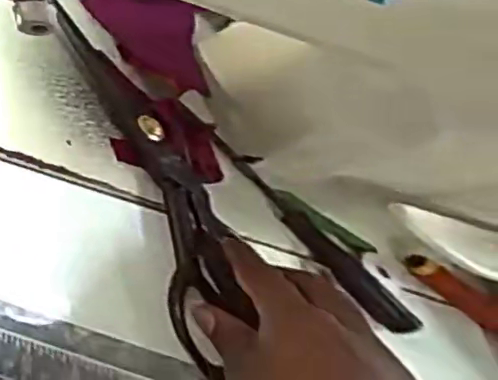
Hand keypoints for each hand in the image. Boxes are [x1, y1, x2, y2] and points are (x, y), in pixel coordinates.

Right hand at [196, 240, 414, 379]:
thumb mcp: (245, 368)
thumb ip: (226, 334)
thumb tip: (210, 314)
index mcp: (295, 314)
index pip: (257, 269)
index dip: (237, 254)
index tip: (228, 245)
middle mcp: (340, 326)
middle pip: (311, 284)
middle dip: (284, 277)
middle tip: (259, 280)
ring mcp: (379, 357)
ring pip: (344, 315)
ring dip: (319, 311)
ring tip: (296, 322)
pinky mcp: (400, 379)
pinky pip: (368, 347)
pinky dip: (344, 342)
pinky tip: (331, 358)